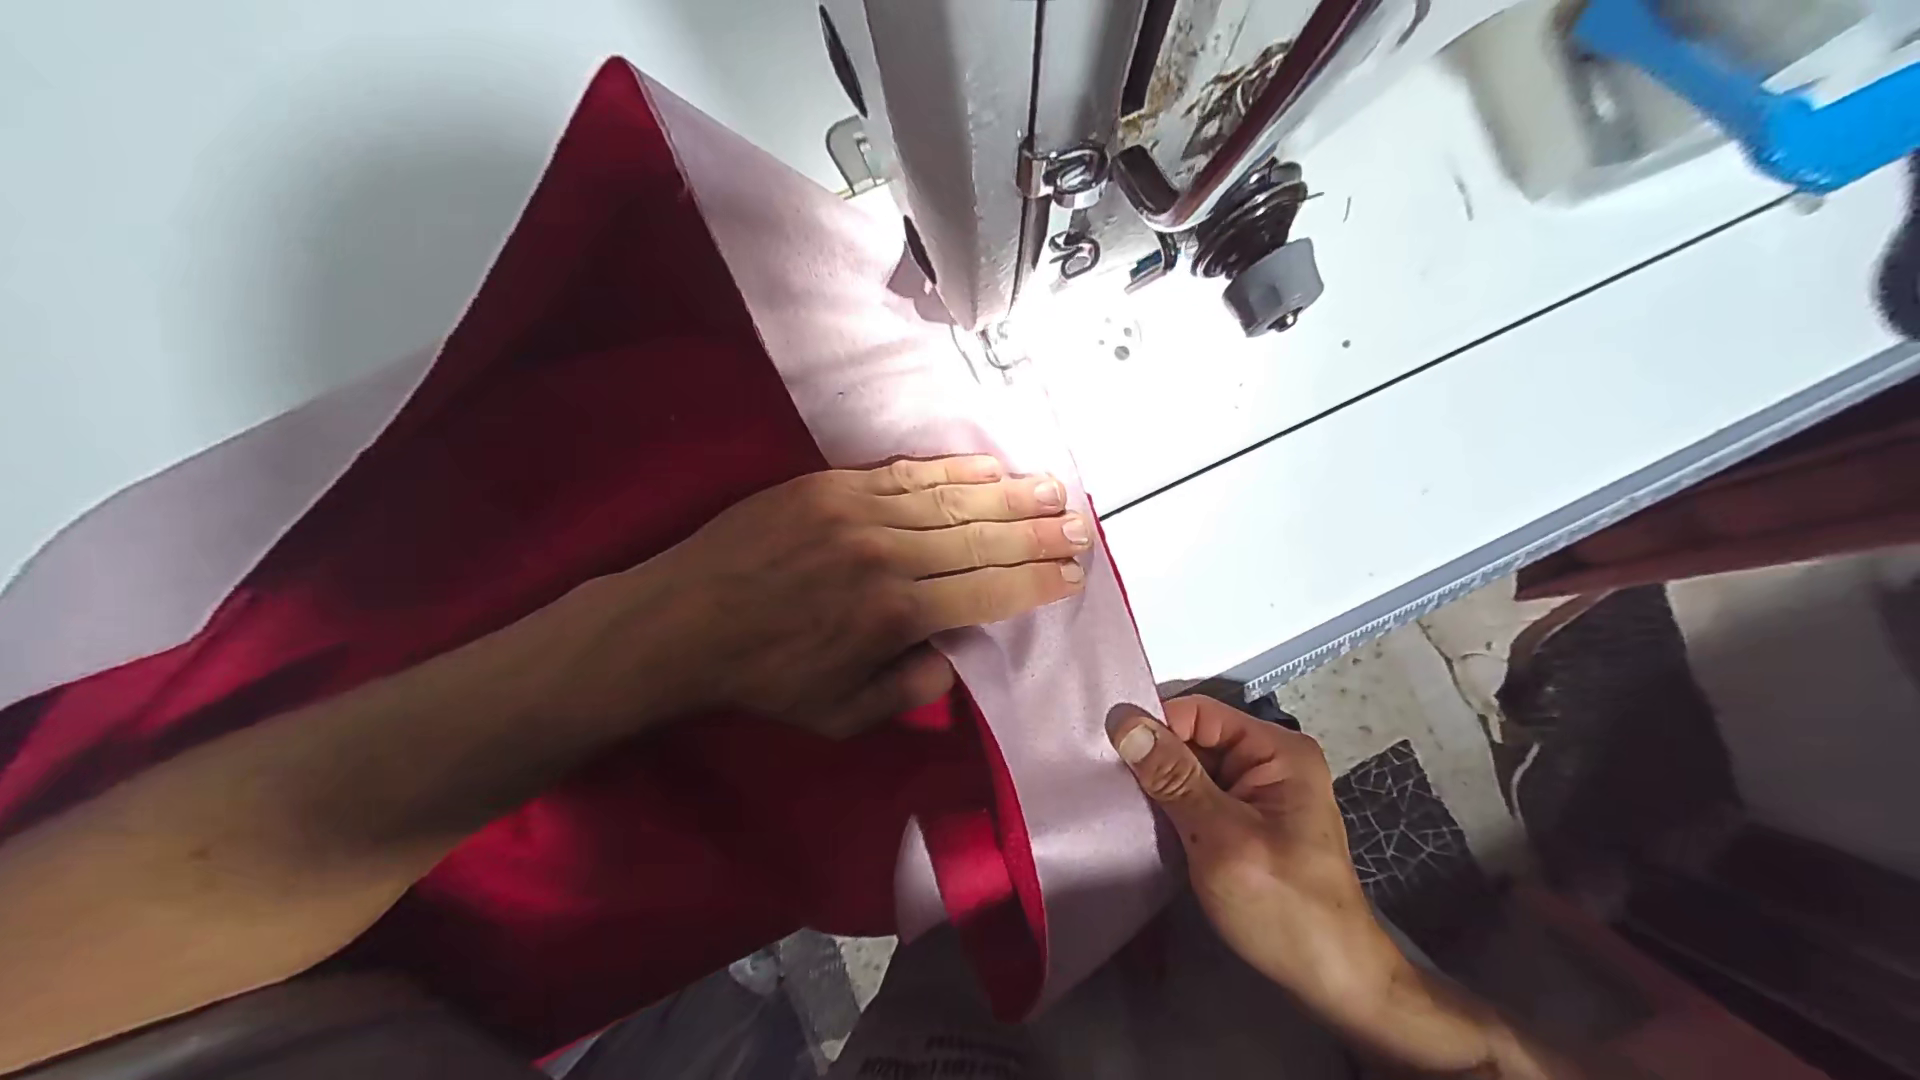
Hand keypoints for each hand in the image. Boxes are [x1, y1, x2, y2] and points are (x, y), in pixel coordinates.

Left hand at [543, 455, 1090, 737]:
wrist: (680, 621)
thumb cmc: (764, 677)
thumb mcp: (841, 716)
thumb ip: (909, 690)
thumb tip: (955, 654)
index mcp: (894, 616)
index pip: (987, 593)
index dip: (1035, 582)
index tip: (1072, 573)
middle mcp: (886, 555)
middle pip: (982, 539)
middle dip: (1038, 533)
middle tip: (1081, 525)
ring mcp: (857, 511)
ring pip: (952, 499)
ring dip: (1009, 494)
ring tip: (1053, 488)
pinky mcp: (830, 484)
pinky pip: (906, 472)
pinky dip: (953, 470)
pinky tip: (987, 466)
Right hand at [1108, 699, 1578, 1076]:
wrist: (1332, 985)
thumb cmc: (1283, 907)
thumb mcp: (1220, 837)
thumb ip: (1172, 776)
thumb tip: (1122, 720)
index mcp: (1276, 751)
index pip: (1197, 713)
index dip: (1154, 727)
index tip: (1108, 751)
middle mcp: (1267, 760)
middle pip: (1191, 737)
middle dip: (1152, 757)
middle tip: (1106, 780)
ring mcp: (1255, 790)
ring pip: (1187, 766)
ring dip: (1156, 784)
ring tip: (1119, 800)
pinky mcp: (1242, 818)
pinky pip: (1194, 793)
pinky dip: (1168, 805)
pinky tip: (1145, 820)